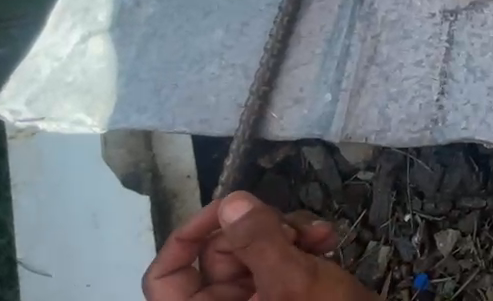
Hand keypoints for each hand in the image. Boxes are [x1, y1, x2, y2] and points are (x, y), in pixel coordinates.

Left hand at [143, 190, 376, 300]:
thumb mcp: (292, 280)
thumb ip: (260, 240)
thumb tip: (232, 201)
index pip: (165, 275)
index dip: (189, 235)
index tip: (233, 204)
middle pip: (219, 254)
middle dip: (262, 231)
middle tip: (296, 227)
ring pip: (253, 250)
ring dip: (290, 234)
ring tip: (320, 236)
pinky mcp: (277, 297)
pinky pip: (276, 259)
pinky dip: (301, 245)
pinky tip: (327, 243)